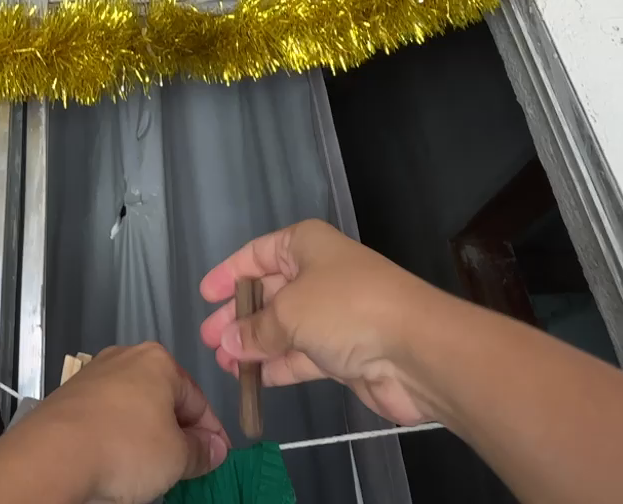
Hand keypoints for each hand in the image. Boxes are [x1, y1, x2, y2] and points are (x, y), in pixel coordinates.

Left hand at [0, 342, 227, 503]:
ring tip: (152, 470)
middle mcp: (126, 357)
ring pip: (135, 407)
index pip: (197, 398)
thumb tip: (215, 447)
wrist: (54, 453)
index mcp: (158, 361)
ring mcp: (96, 374)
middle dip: (178, 433)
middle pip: (165, 398)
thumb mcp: (176, 457)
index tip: (218, 460)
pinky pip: (108, 415)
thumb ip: (201, 451)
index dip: (212, 433)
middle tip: (186, 467)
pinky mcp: (72, 394)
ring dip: (148, 435)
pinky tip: (119, 462)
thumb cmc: (125, 447)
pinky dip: (119, 436)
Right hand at [199, 219, 456, 426]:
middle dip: (239, 316)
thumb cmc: (346, 307)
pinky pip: (300, 354)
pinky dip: (277, 364)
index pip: (257, 254)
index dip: (229, 274)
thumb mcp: (290, 311)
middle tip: (209, 338)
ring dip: (254, 345)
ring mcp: (331, 314)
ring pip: (282, 327)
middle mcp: (317, 273)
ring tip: (224, 362)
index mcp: (305, 244)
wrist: (417, 350)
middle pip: (268, 292)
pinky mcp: (343, 351)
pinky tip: (254, 378)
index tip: (205, 295)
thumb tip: (228, 341)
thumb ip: (255, 329)